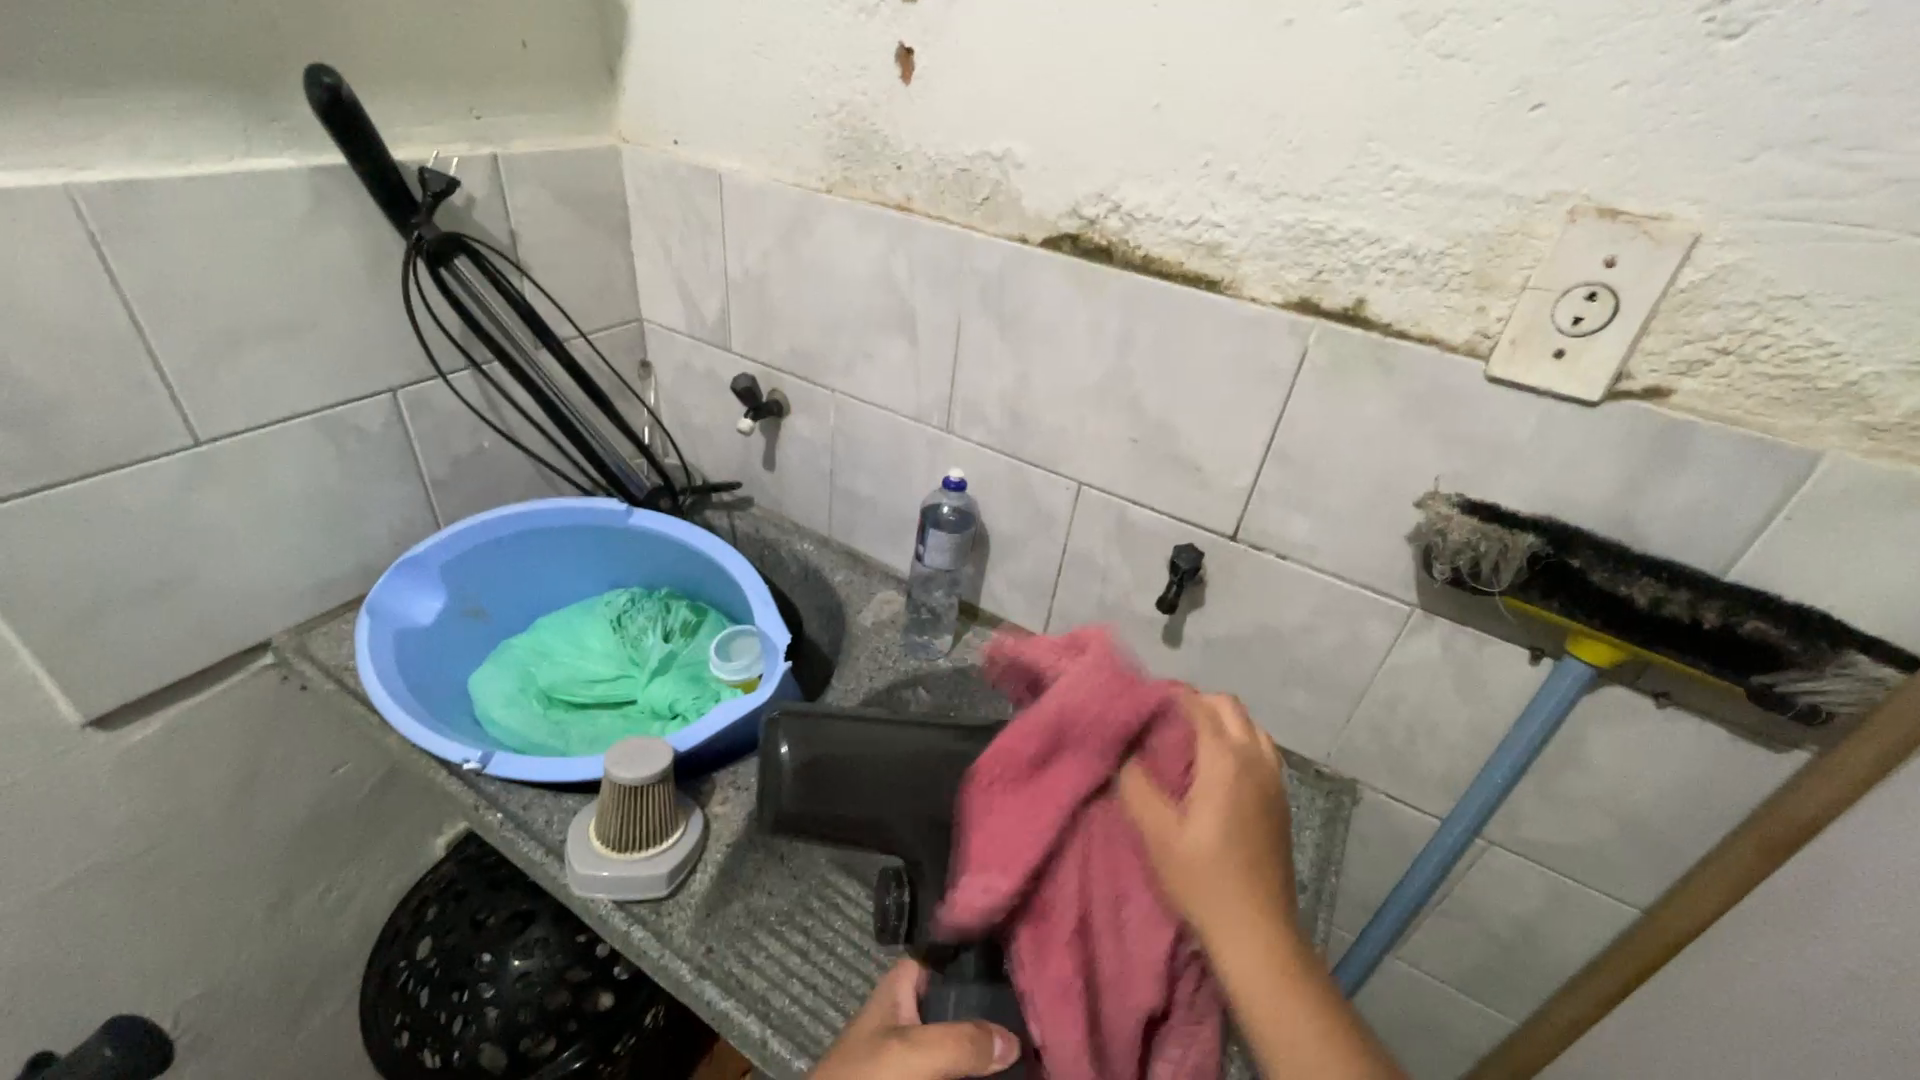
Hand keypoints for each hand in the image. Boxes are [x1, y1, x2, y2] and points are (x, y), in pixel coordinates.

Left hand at [810, 959, 1020, 1078]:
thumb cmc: (861, 1077)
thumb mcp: (908, 1052)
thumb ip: (960, 1040)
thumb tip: (1014, 1041)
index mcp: (905, 984)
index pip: (950, 951)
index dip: (984, 948)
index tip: (1024, 952)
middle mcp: (918, 1009)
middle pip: (967, 997)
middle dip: (1000, 1003)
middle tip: (1038, 1004)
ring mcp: (923, 1047)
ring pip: (969, 1037)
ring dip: (995, 1043)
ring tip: (1038, 1037)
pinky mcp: (929, 1076)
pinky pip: (964, 1070)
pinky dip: (985, 1071)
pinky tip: (1018, 1069)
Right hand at [1118, 691, 1297, 948]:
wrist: (1257, 931)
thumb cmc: (1202, 880)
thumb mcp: (1156, 833)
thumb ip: (1135, 783)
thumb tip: (1122, 750)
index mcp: (1226, 760)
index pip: (1197, 704)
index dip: (1168, 697)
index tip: (1139, 705)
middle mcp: (1256, 759)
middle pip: (1228, 706)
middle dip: (1195, 703)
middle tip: (1160, 723)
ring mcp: (1274, 779)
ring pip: (1249, 726)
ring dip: (1219, 721)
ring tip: (1185, 743)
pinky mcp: (1281, 799)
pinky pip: (1260, 749)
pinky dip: (1236, 742)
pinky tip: (1212, 771)